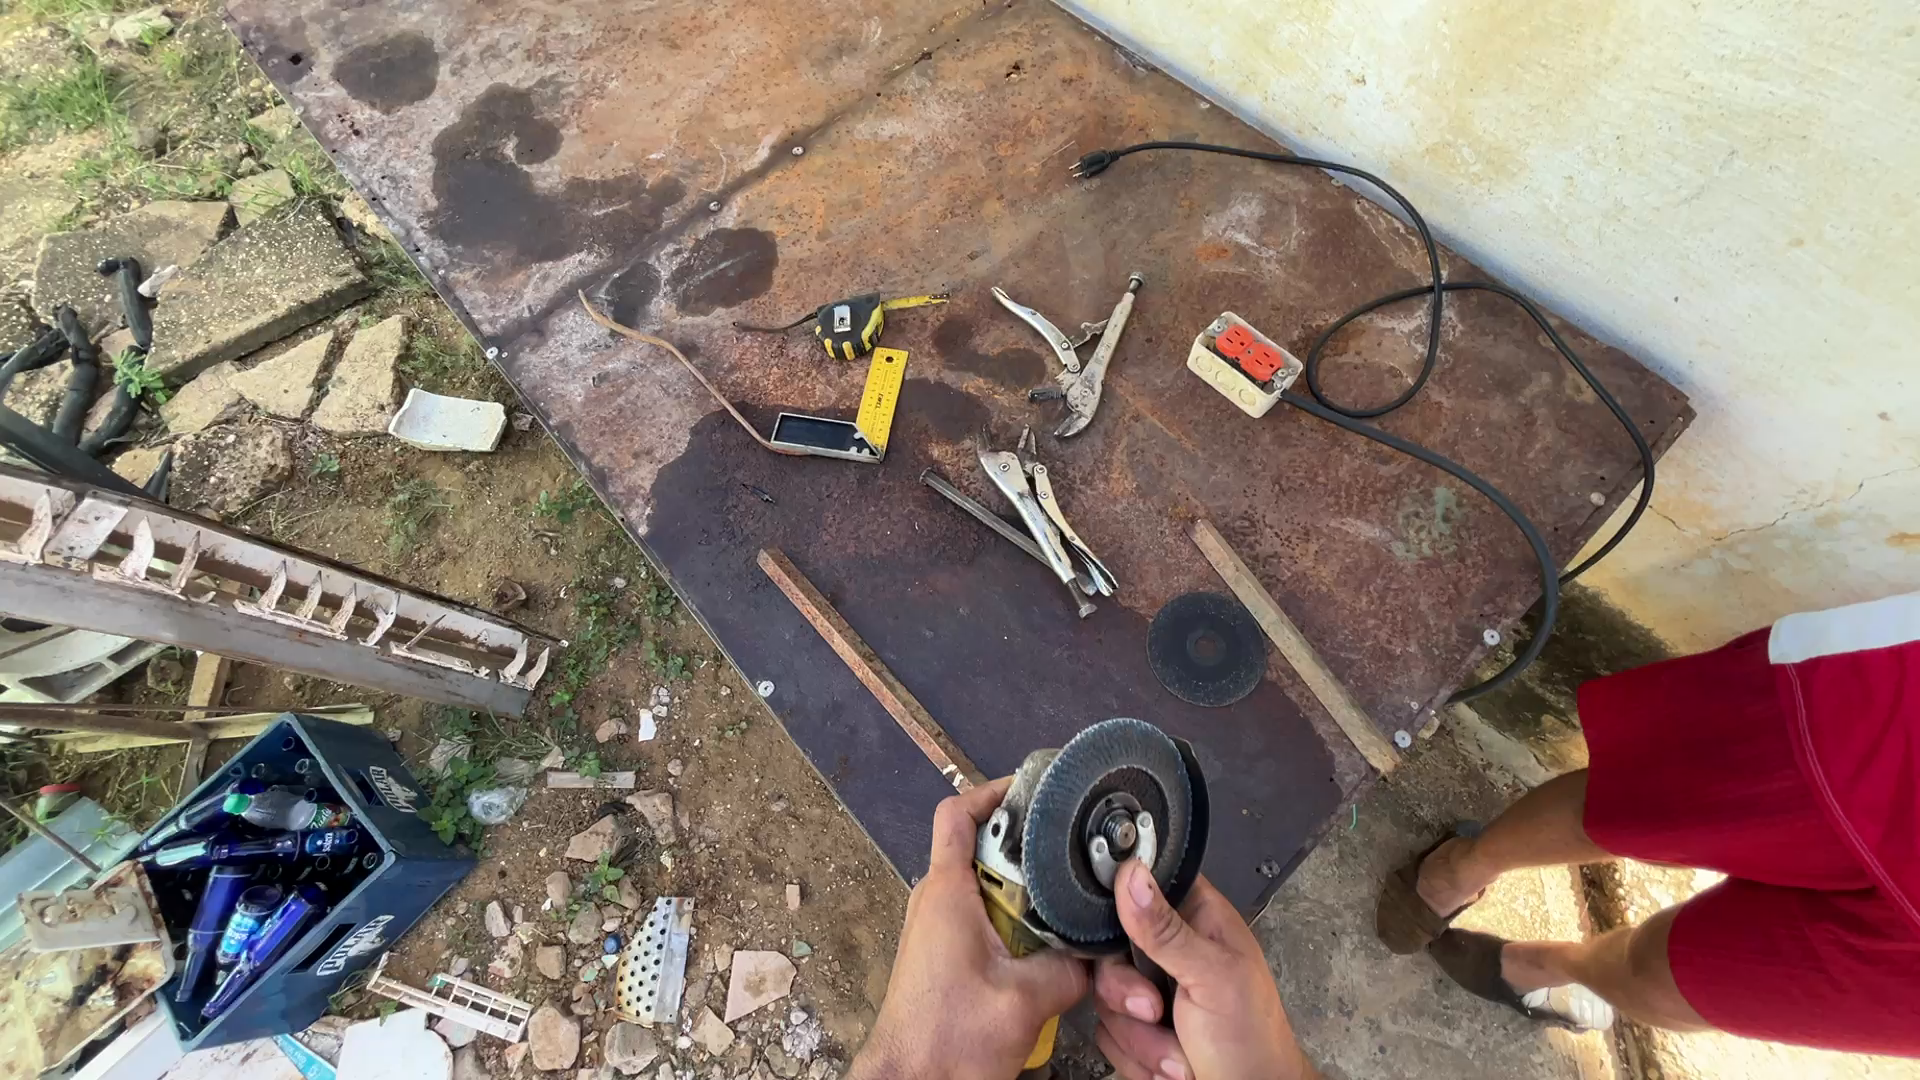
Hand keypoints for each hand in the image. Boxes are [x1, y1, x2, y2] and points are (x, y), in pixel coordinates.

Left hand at [849, 777, 1090, 1079]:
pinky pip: (976, 912)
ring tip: (1061, 888)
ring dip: (1016, 883)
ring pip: (978, 881)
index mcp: (946, 889)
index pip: (955, 813)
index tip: (1029, 790)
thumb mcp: (1023, 1001)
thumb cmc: (951, 1036)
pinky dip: (1007, 913)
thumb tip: (1096, 954)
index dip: (990, 792)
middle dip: (1019, 840)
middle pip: (975, 844)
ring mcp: (934, 924)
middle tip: (1064, 843)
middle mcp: (934, 897)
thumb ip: (1066, 969)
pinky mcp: (939, 951)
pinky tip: (1041, 935)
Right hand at [1095, 861, 1316, 1079]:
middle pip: (1109, 945)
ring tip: (1179, 1056)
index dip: (1120, 901)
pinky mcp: (1136, 1026)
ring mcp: (1148, 987)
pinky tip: (1171, 1067)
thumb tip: (1131, 872)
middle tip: (1155, 1010)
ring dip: (1140, 1038)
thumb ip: (1167, 929)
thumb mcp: (1214, 978)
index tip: (1121, 935)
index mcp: (1193, 916)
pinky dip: (1136, 1058)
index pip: (1142, 881)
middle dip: (1127, 991)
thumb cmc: (1253, 1041)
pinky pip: (1107, 1031)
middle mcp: (1166, 947)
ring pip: (1105, 993)